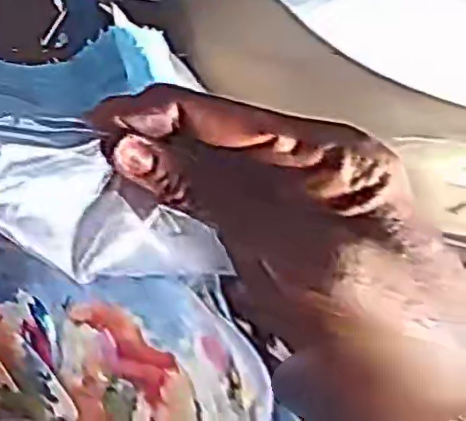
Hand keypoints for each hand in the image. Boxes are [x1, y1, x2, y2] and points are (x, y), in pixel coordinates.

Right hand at [92, 86, 465, 419]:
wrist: (411, 398)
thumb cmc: (384, 320)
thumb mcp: (292, 244)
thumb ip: (207, 189)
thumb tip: (124, 146)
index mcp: (328, 154)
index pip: (214, 112)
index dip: (149, 112)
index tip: (98, 125)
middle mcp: (293, 166)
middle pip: (192, 131)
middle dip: (138, 136)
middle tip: (92, 147)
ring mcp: (266, 197)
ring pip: (180, 159)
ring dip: (137, 162)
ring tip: (100, 167)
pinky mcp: (241, 226)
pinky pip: (182, 192)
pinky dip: (148, 189)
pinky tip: (125, 191)